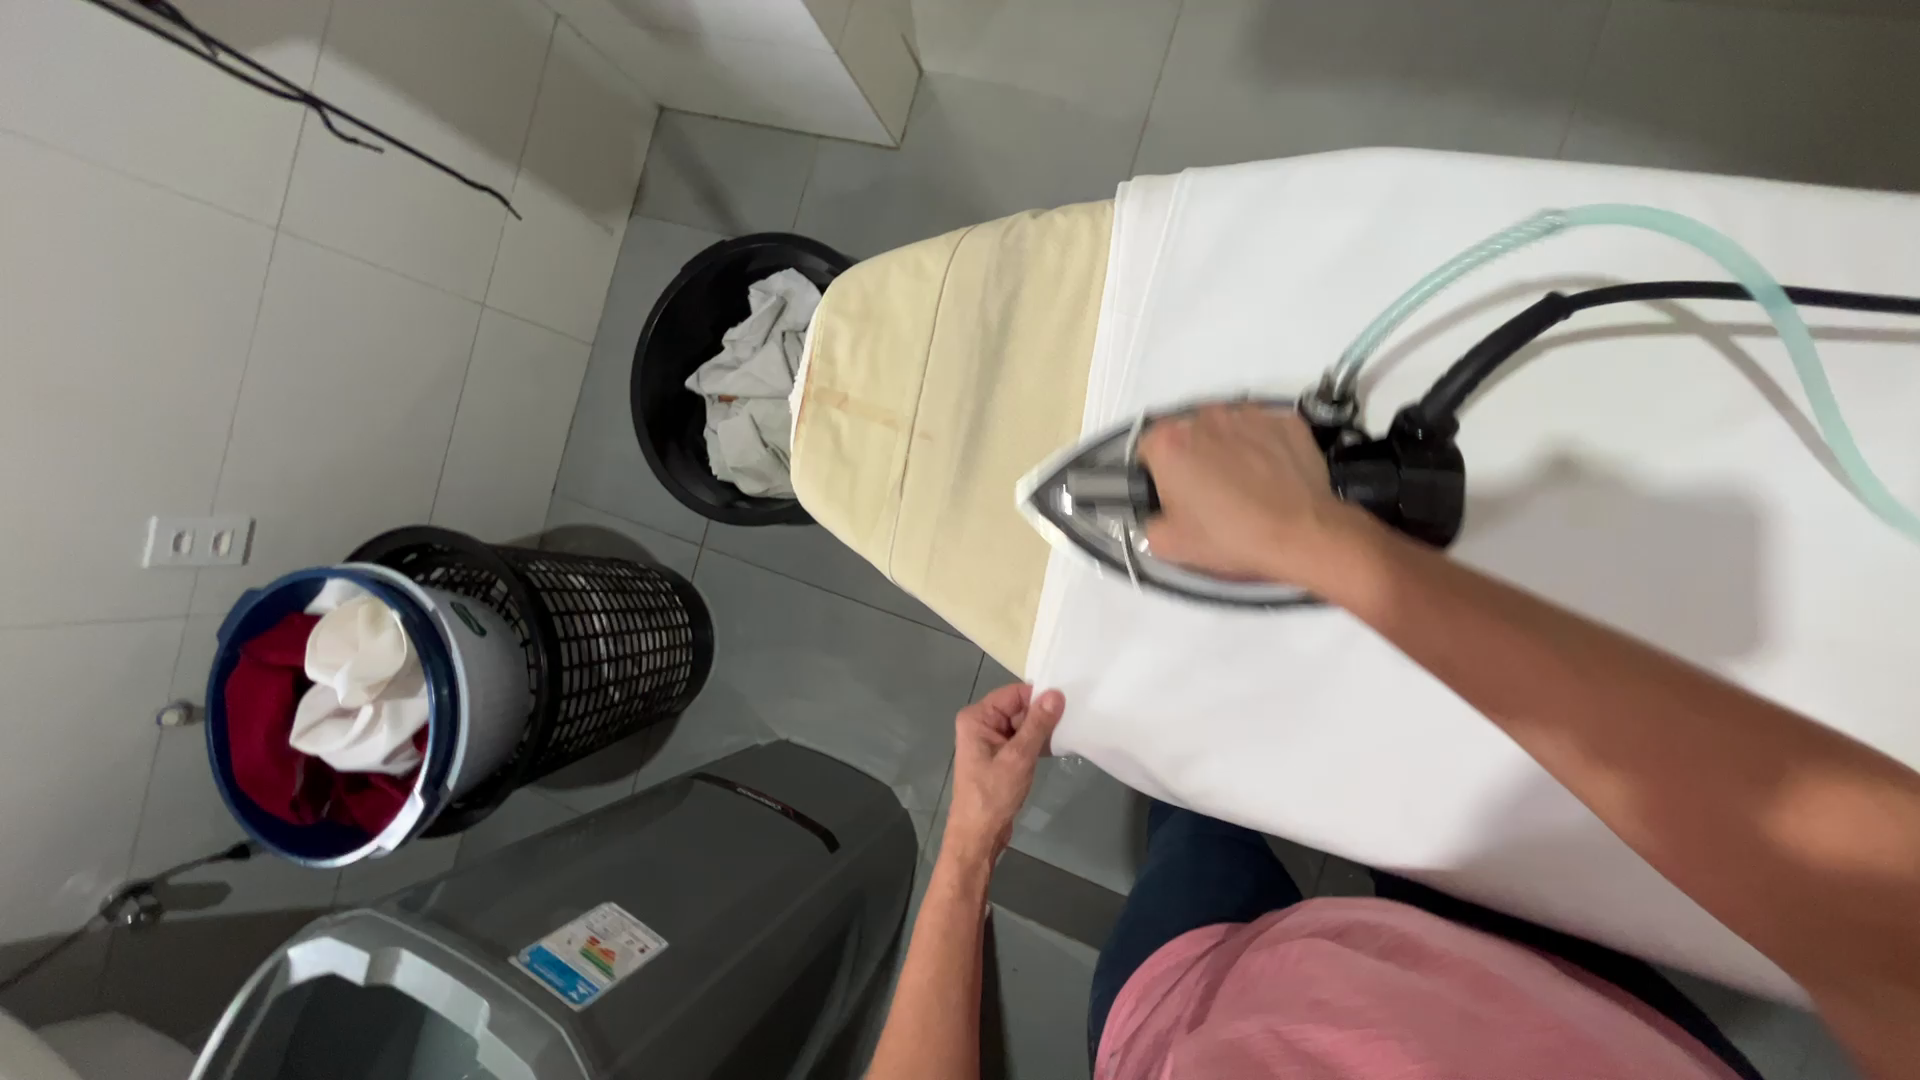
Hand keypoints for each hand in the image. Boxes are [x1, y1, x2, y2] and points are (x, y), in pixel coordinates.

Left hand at [943, 683, 1064, 865]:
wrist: (979, 835)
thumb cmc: (993, 795)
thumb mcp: (1019, 757)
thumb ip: (1038, 724)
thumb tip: (1056, 694)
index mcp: (977, 717)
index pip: (1013, 694)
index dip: (1038, 697)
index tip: (1067, 702)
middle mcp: (981, 724)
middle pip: (1018, 708)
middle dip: (1042, 714)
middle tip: (1073, 718)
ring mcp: (990, 741)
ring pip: (1022, 725)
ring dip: (1042, 730)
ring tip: (1069, 732)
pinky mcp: (1000, 757)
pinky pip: (1022, 740)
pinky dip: (1037, 743)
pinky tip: (1058, 747)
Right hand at [1137, 404, 1370, 587]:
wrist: (1301, 534)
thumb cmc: (1228, 537)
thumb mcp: (1168, 543)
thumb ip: (1150, 520)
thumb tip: (1160, 512)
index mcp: (1170, 442)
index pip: (1147, 447)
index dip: (1156, 472)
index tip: (1171, 494)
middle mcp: (1206, 417)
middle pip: (1188, 432)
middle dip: (1192, 456)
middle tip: (1207, 493)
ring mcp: (1250, 414)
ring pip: (1227, 428)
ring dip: (1227, 448)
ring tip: (1243, 484)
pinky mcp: (1286, 421)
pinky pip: (1263, 430)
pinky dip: (1262, 447)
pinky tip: (1269, 477)